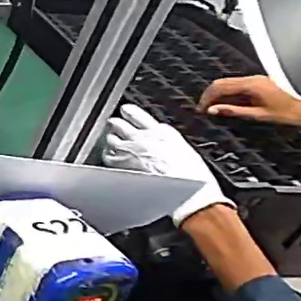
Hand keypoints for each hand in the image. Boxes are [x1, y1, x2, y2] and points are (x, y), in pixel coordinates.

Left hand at [101, 103, 232, 223]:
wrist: (188, 190)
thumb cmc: (192, 174)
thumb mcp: (182, 147)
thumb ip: (166, 138)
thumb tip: (158, 135)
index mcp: (161, 132)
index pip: (138, 115)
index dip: (128, 111)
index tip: (124, 110)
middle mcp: (144, 138)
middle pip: (119, 124)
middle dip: (115, 124)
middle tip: (114, 126)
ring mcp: (131, 150)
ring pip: (111, 138)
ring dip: (111, 139)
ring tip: (112, 141)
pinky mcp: (124, 165)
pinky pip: (108, 156)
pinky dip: (108, 155)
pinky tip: (111, 157)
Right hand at [199, 76, 300, 129]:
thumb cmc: (291, 114)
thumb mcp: (259, 116)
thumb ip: (234, 111)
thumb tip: (213, 110)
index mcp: (251, 85)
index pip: (219, 87)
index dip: (206, 98)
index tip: (200, 110)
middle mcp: (253, 79)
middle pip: (222, 83)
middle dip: (209, 95)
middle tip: (203, 109)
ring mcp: (258, 80)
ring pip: (230, 84)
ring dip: (219, 95)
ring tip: (214, 109)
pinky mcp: (262, 83)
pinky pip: (239, 86)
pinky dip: (230, 94)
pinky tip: (230, 105)